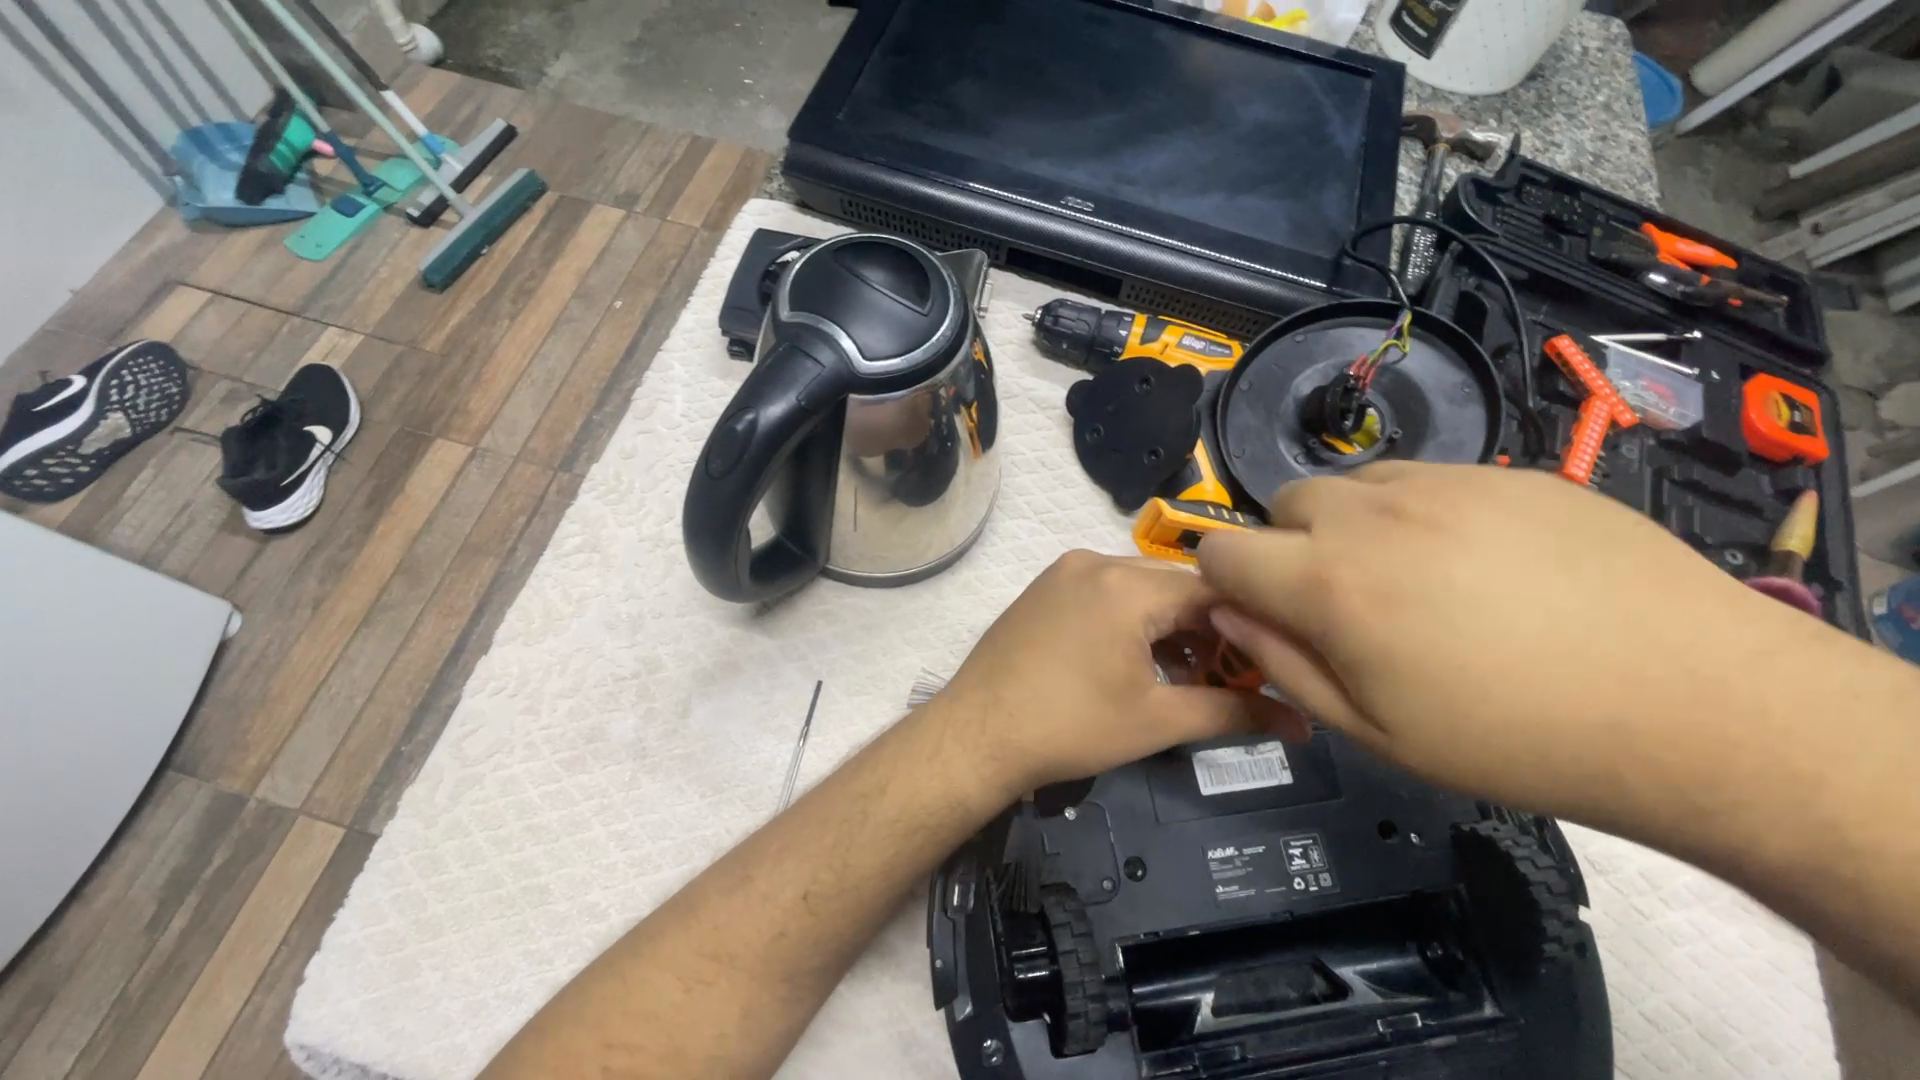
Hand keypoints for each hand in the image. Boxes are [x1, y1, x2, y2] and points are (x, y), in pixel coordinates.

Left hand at [925, 551, 1303, 802]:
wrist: (976, 736)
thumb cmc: (1070, 728)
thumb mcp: (1158, 722)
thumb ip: (1233, 713)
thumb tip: (1303, 725)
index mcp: (1126, 584)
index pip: (1213, 590)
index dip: (1250, 625)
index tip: (1273, 661)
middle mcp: (1095, 561)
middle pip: (1176, 586)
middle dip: (1210, 629)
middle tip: (1232, 677)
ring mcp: (1064, 571)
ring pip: (1140, 588)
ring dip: (1171, 627)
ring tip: (1190, 677)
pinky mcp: (1044, 588)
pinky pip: (1106, 592)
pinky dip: (1132, 621)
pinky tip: (1142, 663)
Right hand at [1197, 462, 1831, 819]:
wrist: (1694, 703)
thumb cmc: (1515, 739)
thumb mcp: (1375, 733)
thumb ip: (1283, 665)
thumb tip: (1227, 614)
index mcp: (1329, 584)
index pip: (1221, 551)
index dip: (1224, 582)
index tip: (1262, 614)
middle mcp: (1372, 514)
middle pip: (1283, 504)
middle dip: (1287, 547)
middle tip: (1344, 604)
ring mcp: (1445, 482)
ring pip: (1353, 484)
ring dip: (1352, 524)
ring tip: (1414, 580)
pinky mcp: (1507, 473)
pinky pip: (1427, 477)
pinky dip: (1419, 512)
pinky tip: (1482, 563)